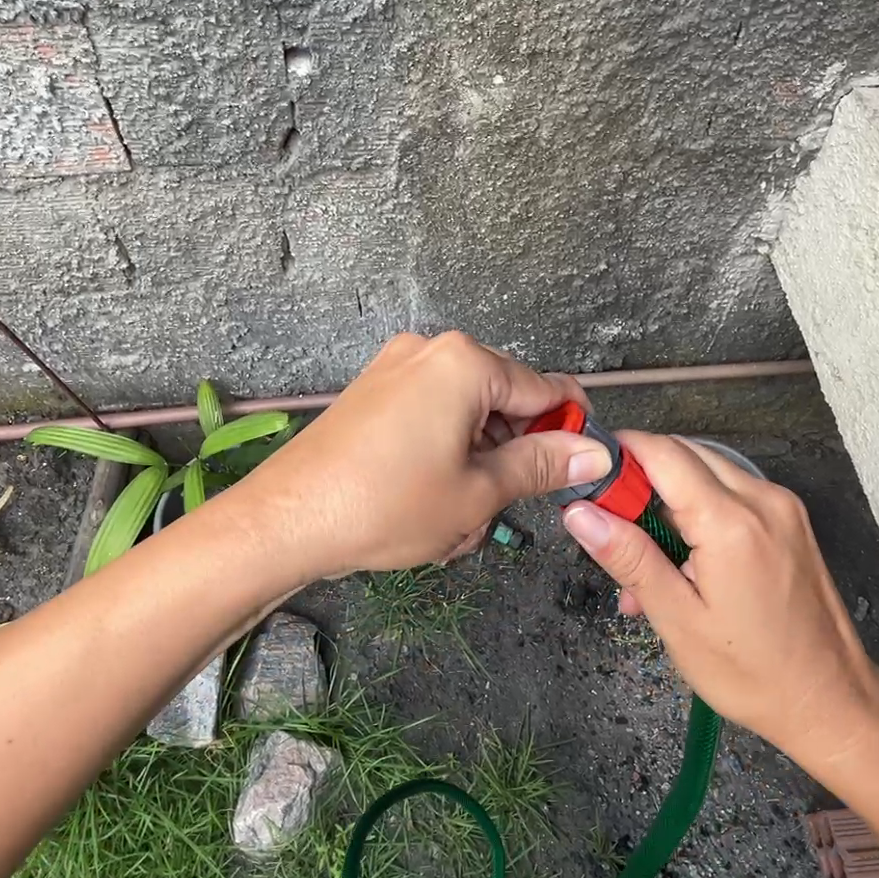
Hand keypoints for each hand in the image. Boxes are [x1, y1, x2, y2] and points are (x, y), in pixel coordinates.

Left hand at [223, 332, 612, 578]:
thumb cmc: (385, 505)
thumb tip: (593, 451)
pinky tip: (427, 506)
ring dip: (473, 468)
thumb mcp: (477, 493)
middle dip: (509, 458)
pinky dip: (441, 459)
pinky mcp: (373, 394)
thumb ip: (541, 465)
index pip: (544, 389)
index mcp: (463, 363)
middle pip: (502, 402)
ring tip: (452, 524)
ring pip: (465, 419)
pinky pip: (430, 420)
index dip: (569, 430)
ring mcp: (396, 370)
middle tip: (496, 512)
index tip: (582, 468)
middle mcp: (429, 353)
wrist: (285, 521)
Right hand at [561, 432, 878, 768]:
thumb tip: (578, 513)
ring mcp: (781, 506)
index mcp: (731, 522)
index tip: (589, 479)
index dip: (620, 455)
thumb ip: (628, 556)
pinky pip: (730, 494)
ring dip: (668, 498)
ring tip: (644, 555)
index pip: (662, 453)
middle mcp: (762, 499)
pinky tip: (680, 560)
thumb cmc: (751, 672)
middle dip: (640, 478)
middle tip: (610, 524)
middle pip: (683, 454)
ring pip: (706, 471)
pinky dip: (697, 512)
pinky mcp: (790, 520)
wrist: (831, 702)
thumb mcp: (677, 619)